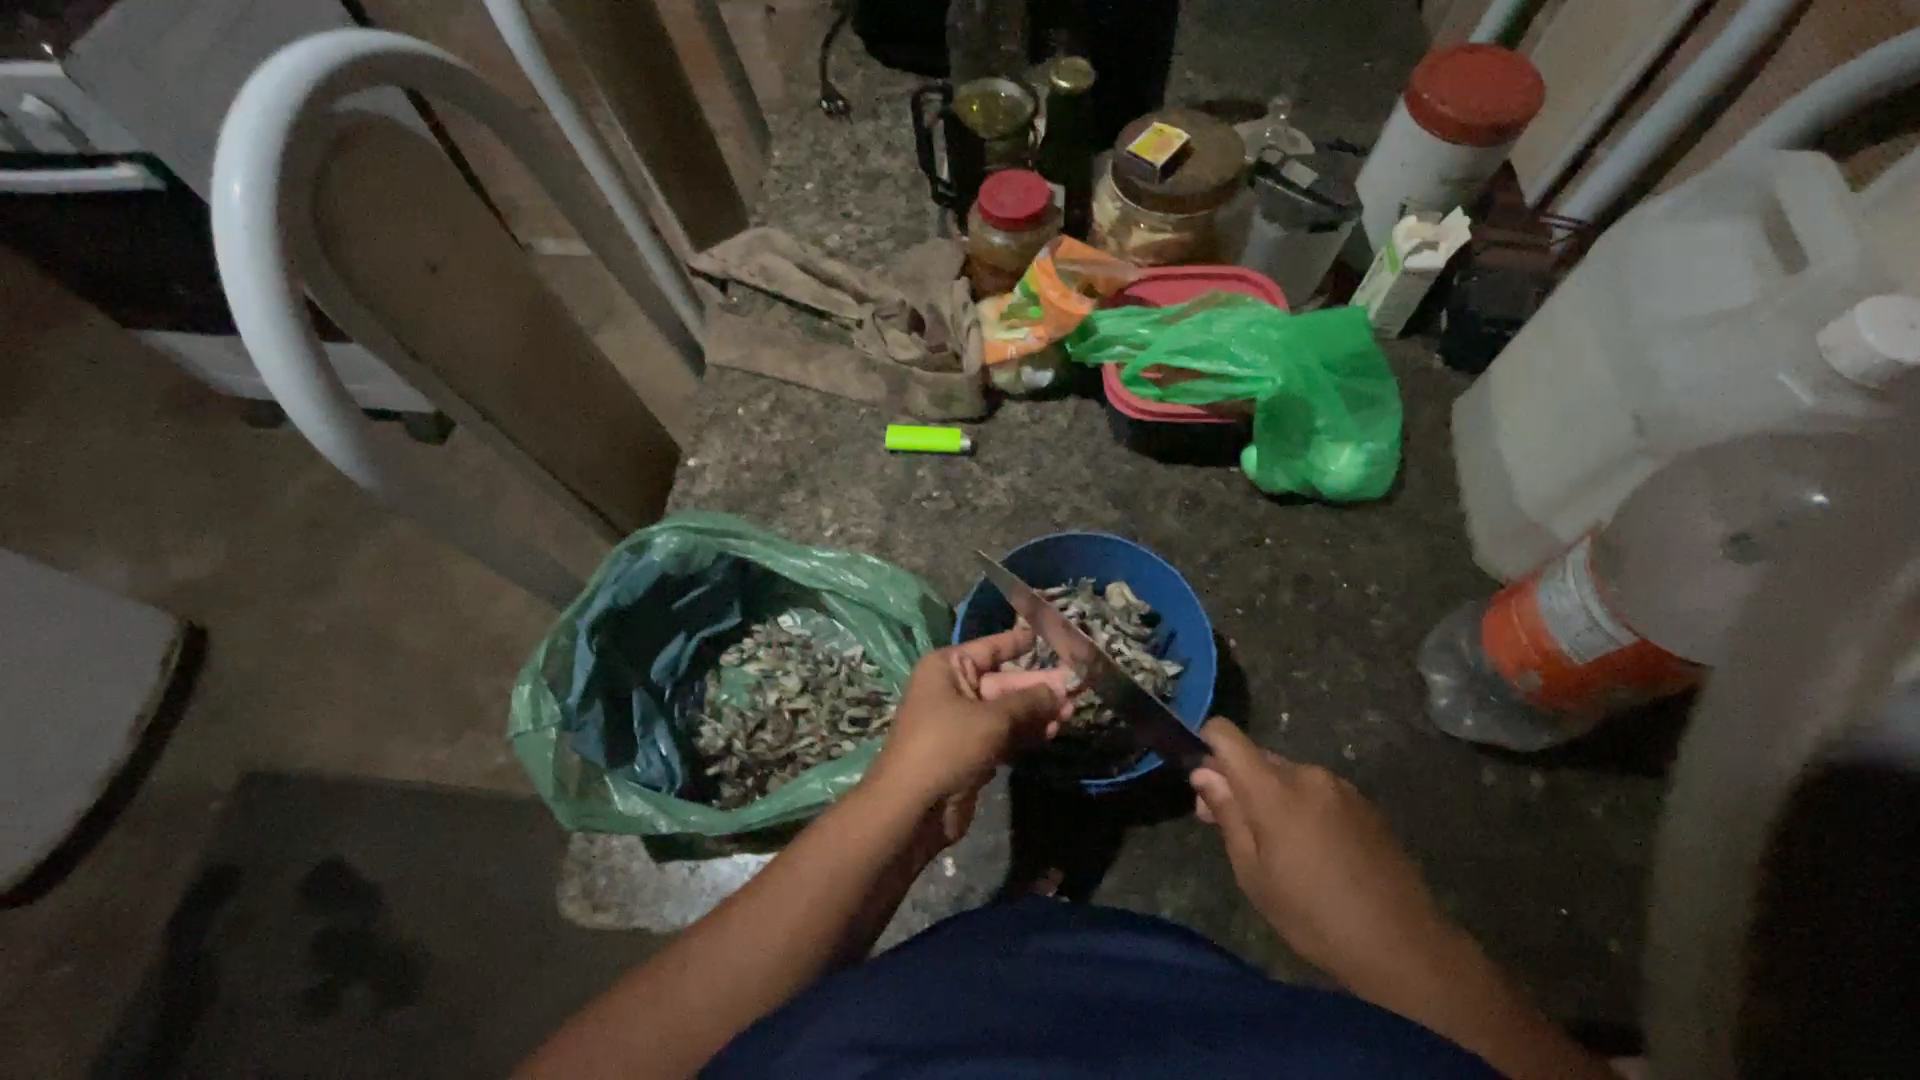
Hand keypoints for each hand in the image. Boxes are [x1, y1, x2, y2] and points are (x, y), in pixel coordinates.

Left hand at [865, 628, 1073, 845]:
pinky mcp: (970, 753)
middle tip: (1076, 687)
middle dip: (1038, 687)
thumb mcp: (991, 718)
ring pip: (1006, 712)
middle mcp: (952, 690)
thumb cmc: (946, 746)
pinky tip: (1053, 733)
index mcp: (947, 668)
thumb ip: (1028, 702)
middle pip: (1003, 682)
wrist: (913, 807)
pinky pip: (1003, 736)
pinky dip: (1025, 735)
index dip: (1018, 642)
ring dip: (1037, 713)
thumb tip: (1059, 689)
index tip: (1046, 636)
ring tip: (1072, 712)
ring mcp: (961, 724)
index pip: (990, 648)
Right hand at [1190, 718, 1451, 987]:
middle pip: (1257, 758)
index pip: (1226, 736)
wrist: (1403, 945)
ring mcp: (1341, 787)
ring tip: (1276, 847)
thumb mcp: (1253, 874)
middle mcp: (1307, 774)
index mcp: (1274, 789)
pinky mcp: (1365, 804)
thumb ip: (1228, 815)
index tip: (1201, 782)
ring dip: (1271, 796)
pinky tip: (1313, 852)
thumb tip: (1203, 775)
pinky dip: (1302, 807)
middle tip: (1229, 827)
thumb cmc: (1313, 916)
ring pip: (1287, 776)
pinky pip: (1317, 791)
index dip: (1206, 747)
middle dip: (1236, 782)